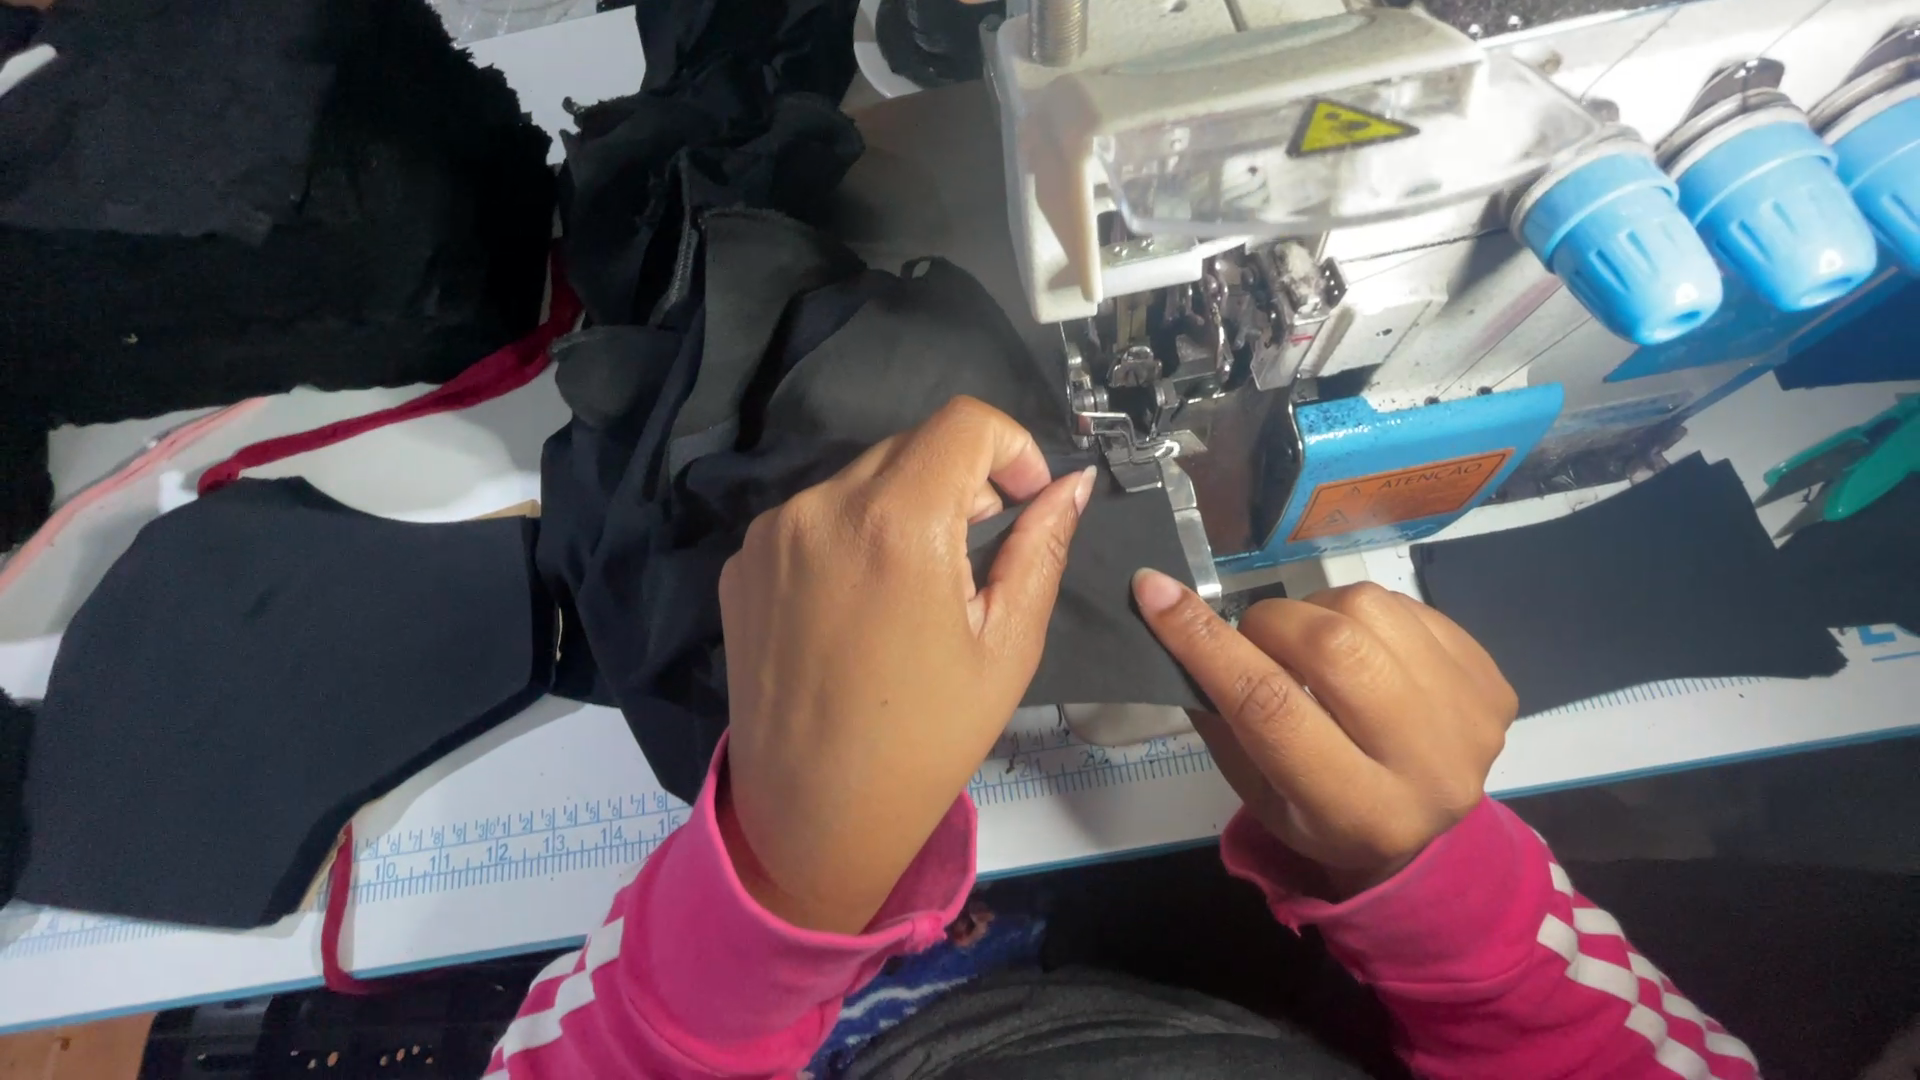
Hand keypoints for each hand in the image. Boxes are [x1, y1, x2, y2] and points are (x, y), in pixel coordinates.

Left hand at [718, 398, 1094, 933]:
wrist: (812, 816)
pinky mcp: (740, 562)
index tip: (1022, 500)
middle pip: (911, 447)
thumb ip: (1042, 547)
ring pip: (860, 481)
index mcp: (898, 522)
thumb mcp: (1008, 645)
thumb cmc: (927, 739)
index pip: (965, 421)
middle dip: (959, 483)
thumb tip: (1071, 484)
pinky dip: (850, 537)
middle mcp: (822, 506)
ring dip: (902, 508)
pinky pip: (813, 518)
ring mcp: (770, 534)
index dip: (1011, 447)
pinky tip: (856, 607)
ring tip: (911, 588)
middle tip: (973, 557)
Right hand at [1133, 573, 1517, 896]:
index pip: (1268, 706)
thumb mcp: (1252, 785)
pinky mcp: (1492, 681)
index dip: (1204, 641)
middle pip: (1330, 648)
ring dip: (1315, 612)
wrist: (1420, 835)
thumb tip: (1175, 615)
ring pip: (1367, 608)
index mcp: (1353, 809)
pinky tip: (1359, 649)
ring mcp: (1472, 720)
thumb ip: (1218, 710)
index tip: (1153, 590)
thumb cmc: (1313, 811)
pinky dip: (1358, 611)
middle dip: (1268, 624)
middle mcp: (1427, 768)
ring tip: (1312, 647)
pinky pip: (1404, 602)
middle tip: (1255, 639)